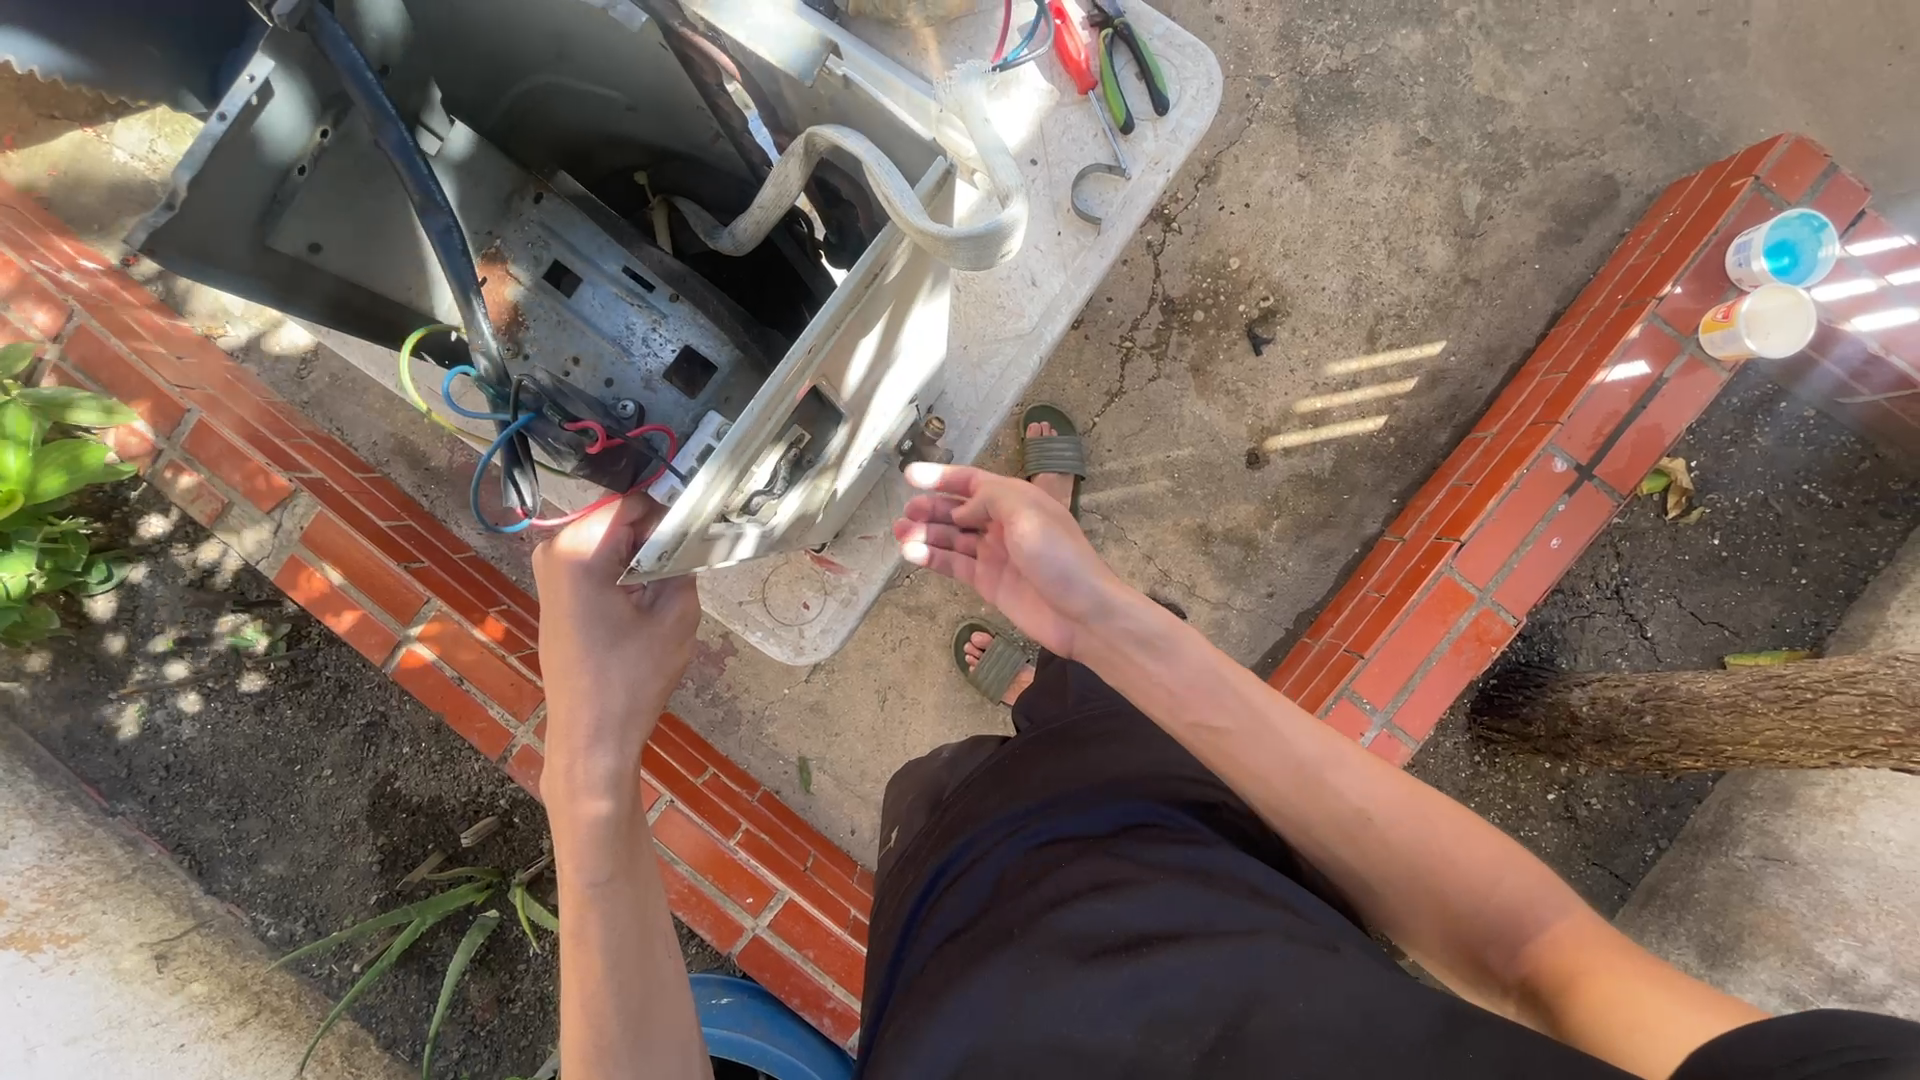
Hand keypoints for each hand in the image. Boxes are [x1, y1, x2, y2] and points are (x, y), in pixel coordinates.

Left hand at [533, 492, 699, 806]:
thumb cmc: (633, 677)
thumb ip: (684, 563)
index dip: (671, 516)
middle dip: (657, 535)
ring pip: (611, 539)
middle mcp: (554, 551)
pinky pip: (600, 561)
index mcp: (577, 550)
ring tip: (672, 584)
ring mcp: (551, 572)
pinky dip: (628, 570)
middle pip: (619, 519)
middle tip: (690, 562)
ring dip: (644, 554)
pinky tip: (649, 598)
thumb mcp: (676, 614)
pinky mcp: (558, 593)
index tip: (699, 536)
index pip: (634, 503)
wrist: (592, 735)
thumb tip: (691, 536)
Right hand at [891, 462, 1127, 660]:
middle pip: (958, 510)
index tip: (909, 475)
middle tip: (906, 513)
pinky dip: (932, 558)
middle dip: (930, 508)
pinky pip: (954, 565)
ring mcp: (994, 555)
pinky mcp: (988, 583)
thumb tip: (960, 510)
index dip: (942, 477)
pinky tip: (912, 554)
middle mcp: (1003, 524)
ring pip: (951, 538)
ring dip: (925, 533)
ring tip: (900, 534)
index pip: (973, 481)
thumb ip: (989, 499)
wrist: (1083, 614)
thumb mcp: (1026, 512)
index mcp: (1017, 500)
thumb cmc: (1059, 557)